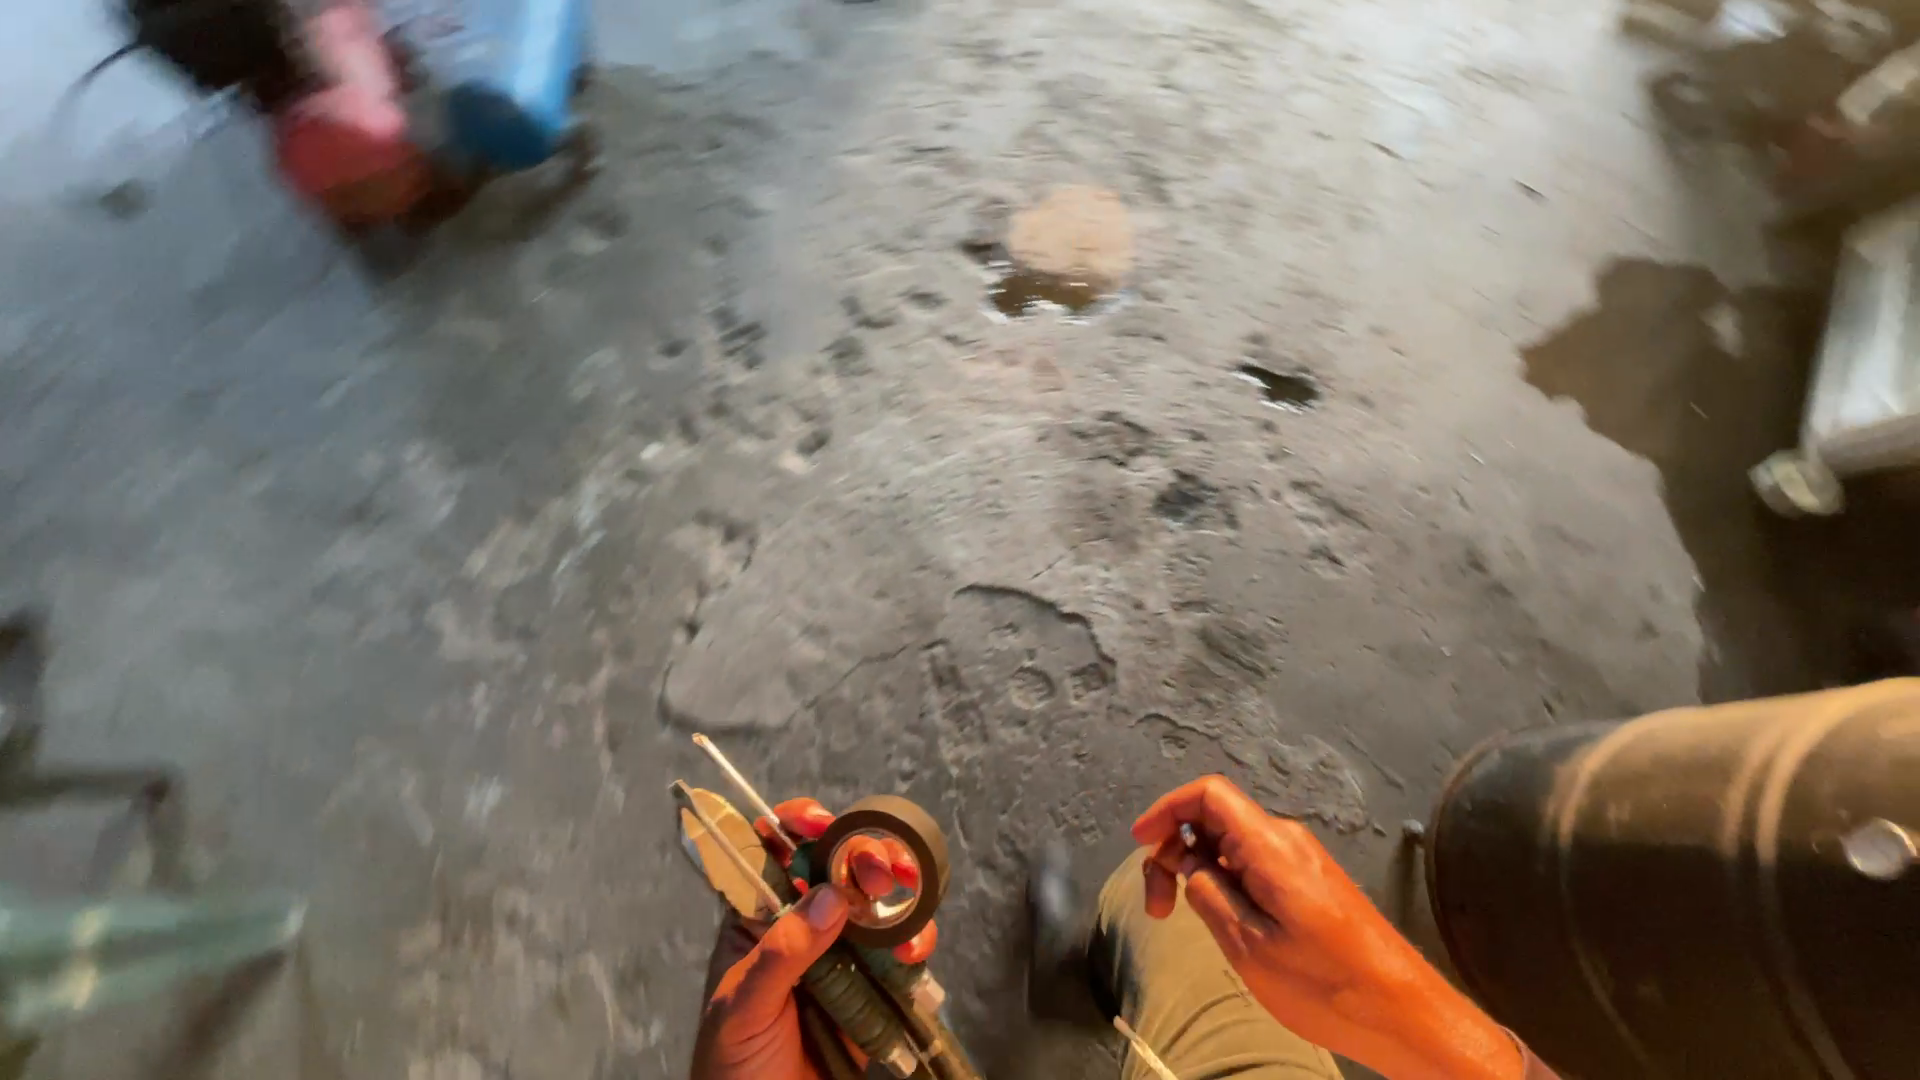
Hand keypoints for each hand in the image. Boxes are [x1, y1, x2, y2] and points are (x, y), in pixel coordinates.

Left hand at [692, 798, 937, 1079]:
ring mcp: (843, 947)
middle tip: (877, 872)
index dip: (798, 824)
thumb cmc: (734, 1066)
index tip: (822, 823)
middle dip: (862, 851)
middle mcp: (804, 921)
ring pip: (877, 894)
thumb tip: (832, 895)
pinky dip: (916, 937)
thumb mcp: (742, 1008)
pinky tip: (913, 952)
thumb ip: (780, 954)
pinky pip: (902, 943)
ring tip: (906, 898)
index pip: (773, 849)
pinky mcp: (875, 979)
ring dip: (899, 886)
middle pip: (838, 861)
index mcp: (759, 917)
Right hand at [1133, 776, 1523, 1079]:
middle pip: (1213, 817)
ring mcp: (1300, 859)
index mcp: (1270, 845)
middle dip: (1175, 849)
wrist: (1408, 1016)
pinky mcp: (1308, 880)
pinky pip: (1251, 862)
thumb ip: (1209, 894)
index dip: (1167, 808)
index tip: (1141, 841)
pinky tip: (1223, 919)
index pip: (1208, 793)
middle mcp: (1285, 839)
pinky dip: (1223, 880)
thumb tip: (1190, 866)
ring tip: (1186, 918)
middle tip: (1157, 905)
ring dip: (1198, 870)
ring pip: (1230, 842)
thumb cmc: (1328, 986)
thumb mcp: (1249, 946)